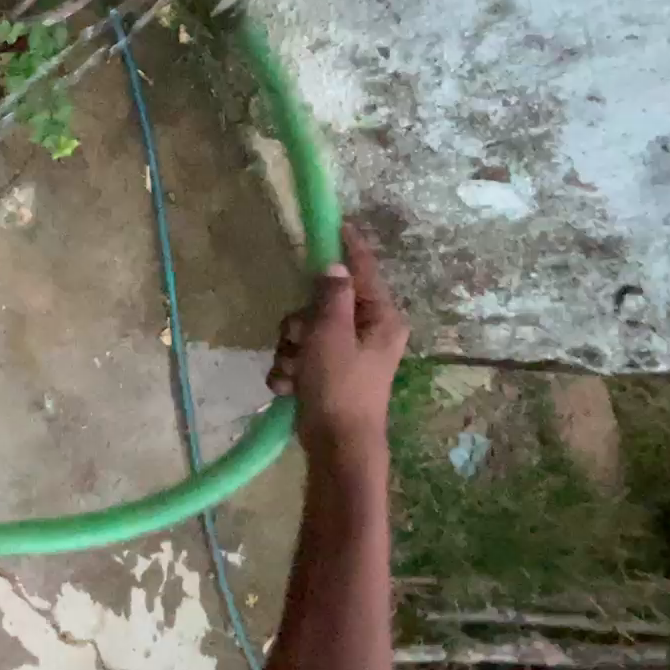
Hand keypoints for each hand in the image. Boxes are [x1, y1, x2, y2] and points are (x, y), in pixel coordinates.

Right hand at [267, 226, 408, 458]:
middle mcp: (366, 332)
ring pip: (302, 333)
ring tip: (293, 374)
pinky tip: (289, 387)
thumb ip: (331, 297)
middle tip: (295, 340)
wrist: (337, 445)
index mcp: (380, 319)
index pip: (363, 272)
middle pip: (320, 305)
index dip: (348, 248)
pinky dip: (289, 371)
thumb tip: (334, 265)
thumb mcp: (331, 336)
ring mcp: (345, 355)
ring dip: (289, 352)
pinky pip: (297, 358)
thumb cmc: (339, 388)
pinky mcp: (326, 374)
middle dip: (297, 324)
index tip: (337, 223)